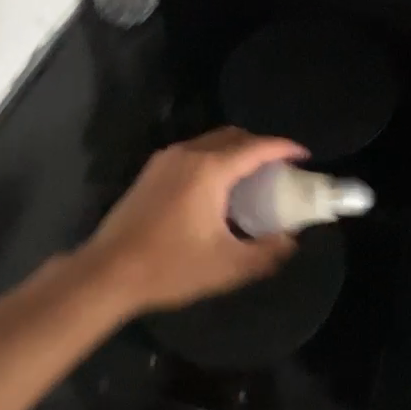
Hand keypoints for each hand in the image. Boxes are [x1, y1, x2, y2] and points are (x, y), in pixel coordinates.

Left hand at [75, 127, 306, 313]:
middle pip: (234, 136)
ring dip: (236, 151)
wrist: (106, 273)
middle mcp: (189, 154)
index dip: (284, 148)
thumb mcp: (228, 266)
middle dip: (261, 146)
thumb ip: (267, 252)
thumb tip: (292, 241)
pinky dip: (215, 159)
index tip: (305, 156)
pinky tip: (218, 189)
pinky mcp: (151, 171)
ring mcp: (166, 160)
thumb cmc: (170, 267)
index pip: (257, 147)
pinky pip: (194, 152)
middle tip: (280, 169)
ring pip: (212, 142)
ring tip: (253, 178)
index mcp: (210, 169)